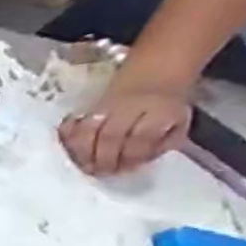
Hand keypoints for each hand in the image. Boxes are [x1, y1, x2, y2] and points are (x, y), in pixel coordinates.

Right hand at [59, 81, 192, 175]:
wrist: (154, 73)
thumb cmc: (166, 107)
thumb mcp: (179, 123)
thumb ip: (161, 144)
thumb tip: (136, 162)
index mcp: (160, 110)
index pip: (143, 136)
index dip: (134, 155)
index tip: (128, 168)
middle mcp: (130, 107)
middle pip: (111, 135)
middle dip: (105, 158)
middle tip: (102, 173)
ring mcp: (106, 106)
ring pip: (88, 130)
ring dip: (83, 151)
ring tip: (85, 165)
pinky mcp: (88, 107)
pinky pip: (73, 123)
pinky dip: (67, 136)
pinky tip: (70, 147)